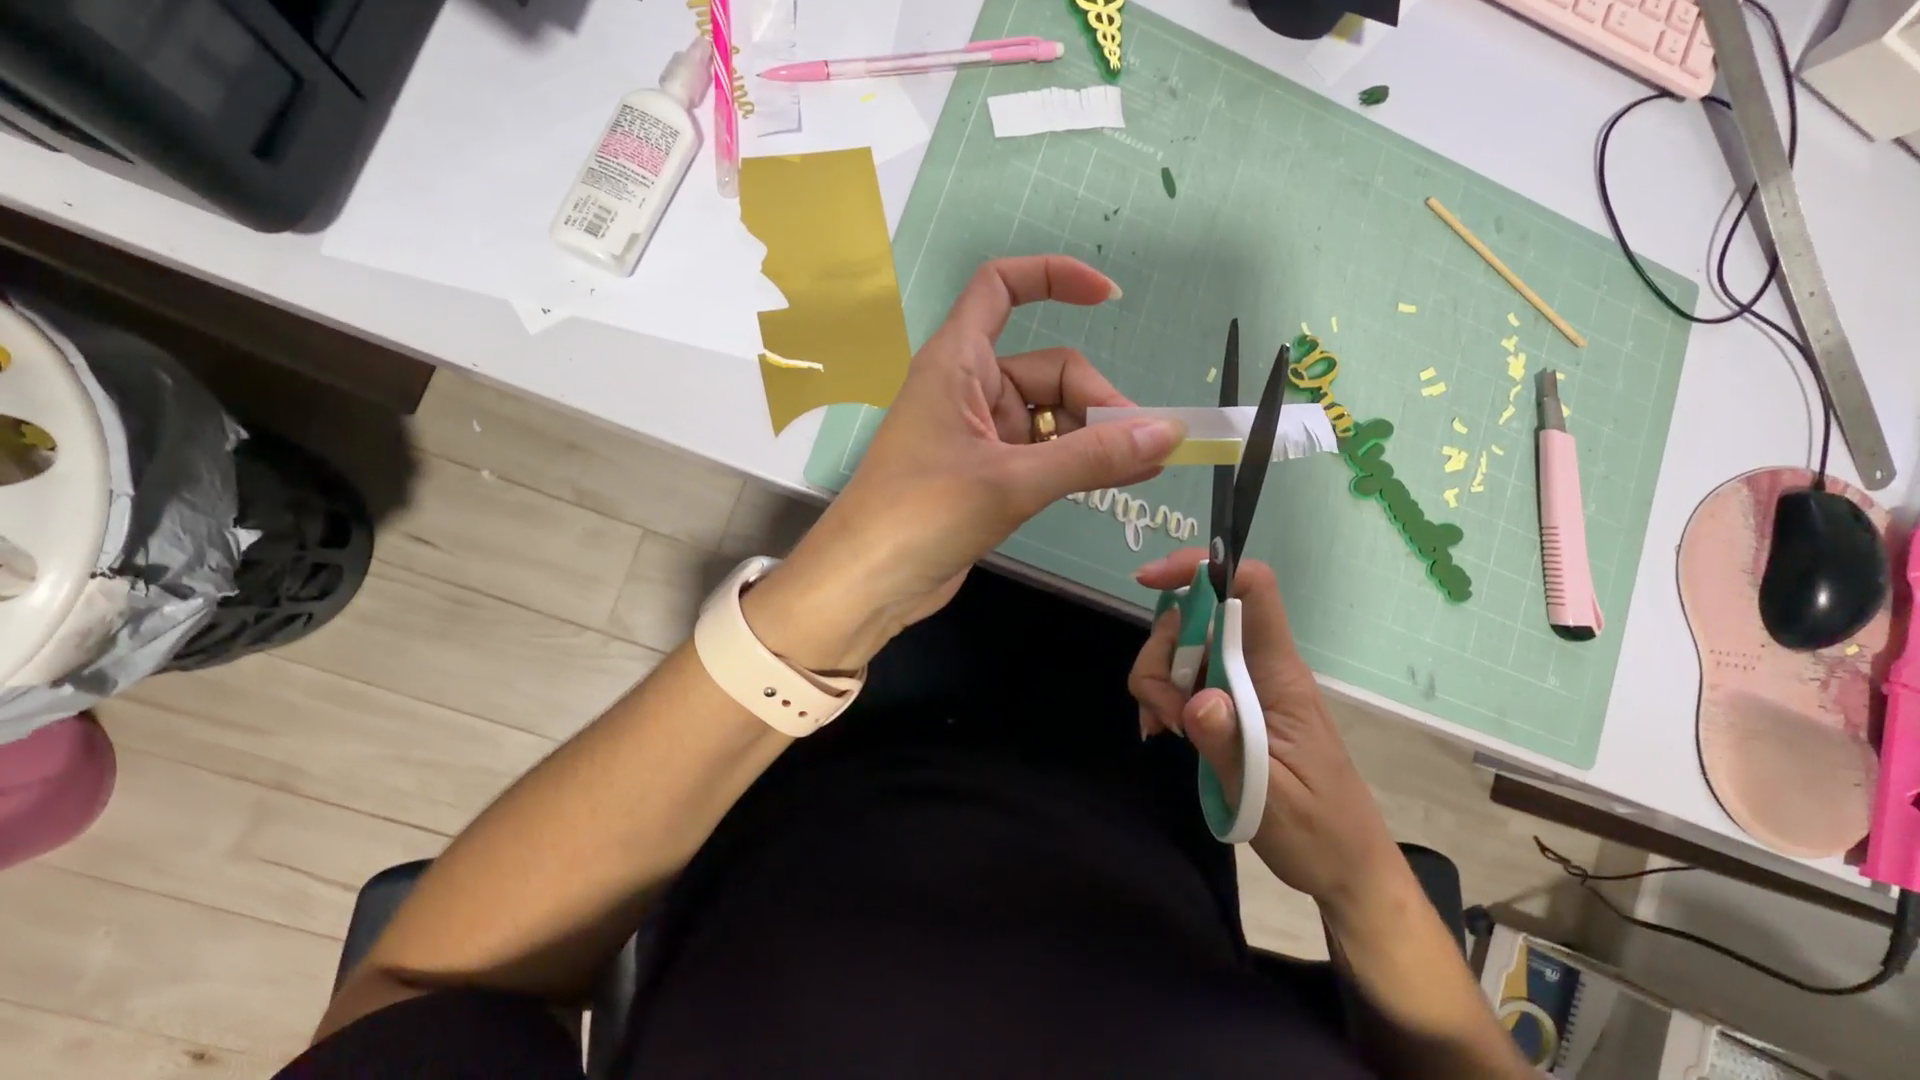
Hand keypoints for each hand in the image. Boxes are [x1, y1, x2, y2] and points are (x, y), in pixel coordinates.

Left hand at [746, 256, 1184, 671]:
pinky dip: (1078, 463)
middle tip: (1142, 447)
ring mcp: (978, 434)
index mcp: (956, 362)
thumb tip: (1168, 432)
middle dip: (1096, 403)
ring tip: (1145, 467)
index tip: (1108, 296)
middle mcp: (968, 388)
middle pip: (1049, 370)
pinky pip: (1043, 454)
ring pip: (1051, 417)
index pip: (1000, 287)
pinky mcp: (986, 475)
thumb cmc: (920, 516)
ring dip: (1095, 438)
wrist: (866, 584)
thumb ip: (1092, 457)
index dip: (1052, 277)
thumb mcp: (1011, 482)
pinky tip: (1121, 479)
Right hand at [1129, 548, 1402, 910]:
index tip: (1150, 581)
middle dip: (1162, 652)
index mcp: (1279, 675)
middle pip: (1198, 618)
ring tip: (1166, 732)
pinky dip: (1163, 698)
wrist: (1346, 867)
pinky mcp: (1233, 706)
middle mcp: (1261, 667)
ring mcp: (1245, 685)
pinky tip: (1165, 733)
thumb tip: (1196, 699)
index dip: (1202, 569)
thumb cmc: (1318, 834)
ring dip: (1158, 680)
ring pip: (1184, 648)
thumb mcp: (1270, 798)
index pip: (1251, 589)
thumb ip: (1230, 746)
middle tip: (1164, 714)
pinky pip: (1185, 679)